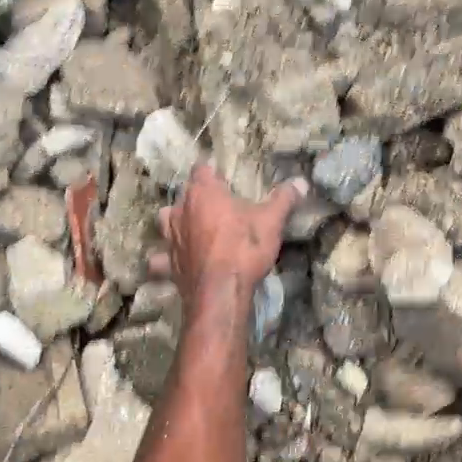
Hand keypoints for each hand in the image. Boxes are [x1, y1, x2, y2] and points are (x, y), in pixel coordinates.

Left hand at [149, 163, 305, 318]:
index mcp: (204, 192)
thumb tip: (301, 182)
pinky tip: (171, 263)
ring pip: (165, 221)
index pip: (202, 169)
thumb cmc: (245, 248)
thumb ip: (284, 199)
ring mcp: (170, 237)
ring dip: (175, 222)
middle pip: (184, 195)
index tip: (222, 177)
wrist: (220, 292)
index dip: (212, 171)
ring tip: (188, 228)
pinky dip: (164, 259)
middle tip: (214, 206)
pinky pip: (159, 258)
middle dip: (195, 198)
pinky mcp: (167, 264)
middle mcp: (180, 210)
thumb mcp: (271, 222)